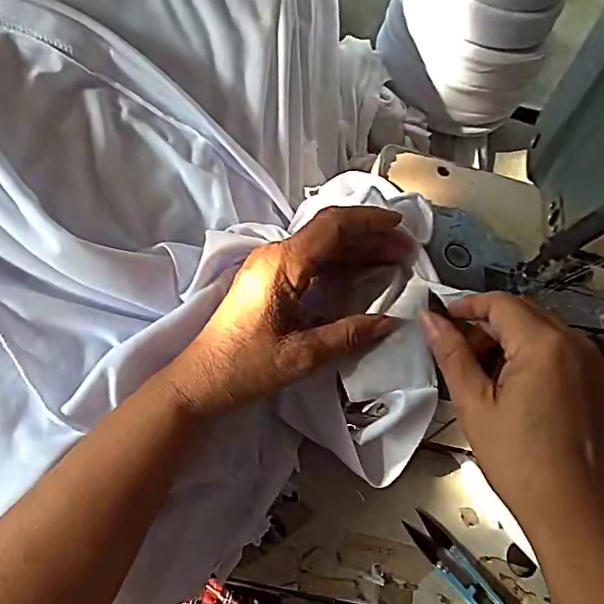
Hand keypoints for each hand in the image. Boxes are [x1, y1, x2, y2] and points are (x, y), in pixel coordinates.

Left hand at [157, 206, 411, 417]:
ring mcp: (267, 268)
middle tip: (405, 249)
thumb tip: (389, 323)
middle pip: (328, 232)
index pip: (332, 226)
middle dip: (369, 237)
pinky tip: (359, 277)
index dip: (369, 221)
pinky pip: (308, 263)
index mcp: (281, 265)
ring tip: (390, 261)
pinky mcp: (266, 283)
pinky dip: (338, 265)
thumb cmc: (244, 367)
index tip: (400, 225)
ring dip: (355, 251)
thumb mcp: (301, 355)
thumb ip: (347, 335)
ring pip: (319, 247)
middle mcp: (273, 257)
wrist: (199, 381)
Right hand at [422, 292, 603, 518]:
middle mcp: (575, 346)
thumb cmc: (522, 462)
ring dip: (508, 341)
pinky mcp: (597, 381)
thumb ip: (451, 354)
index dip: (466, 306)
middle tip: (456, 352)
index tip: (444, 318)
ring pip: (541, 331)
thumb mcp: (474, 403)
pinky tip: (510, 388)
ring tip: (482, 377)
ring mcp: (591, 363)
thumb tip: (432, 322)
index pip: (500, 303)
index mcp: (544, 346)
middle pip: (522, 313)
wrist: (567, 503)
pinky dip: (532, 357)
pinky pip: (560, 352)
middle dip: (486, 326)